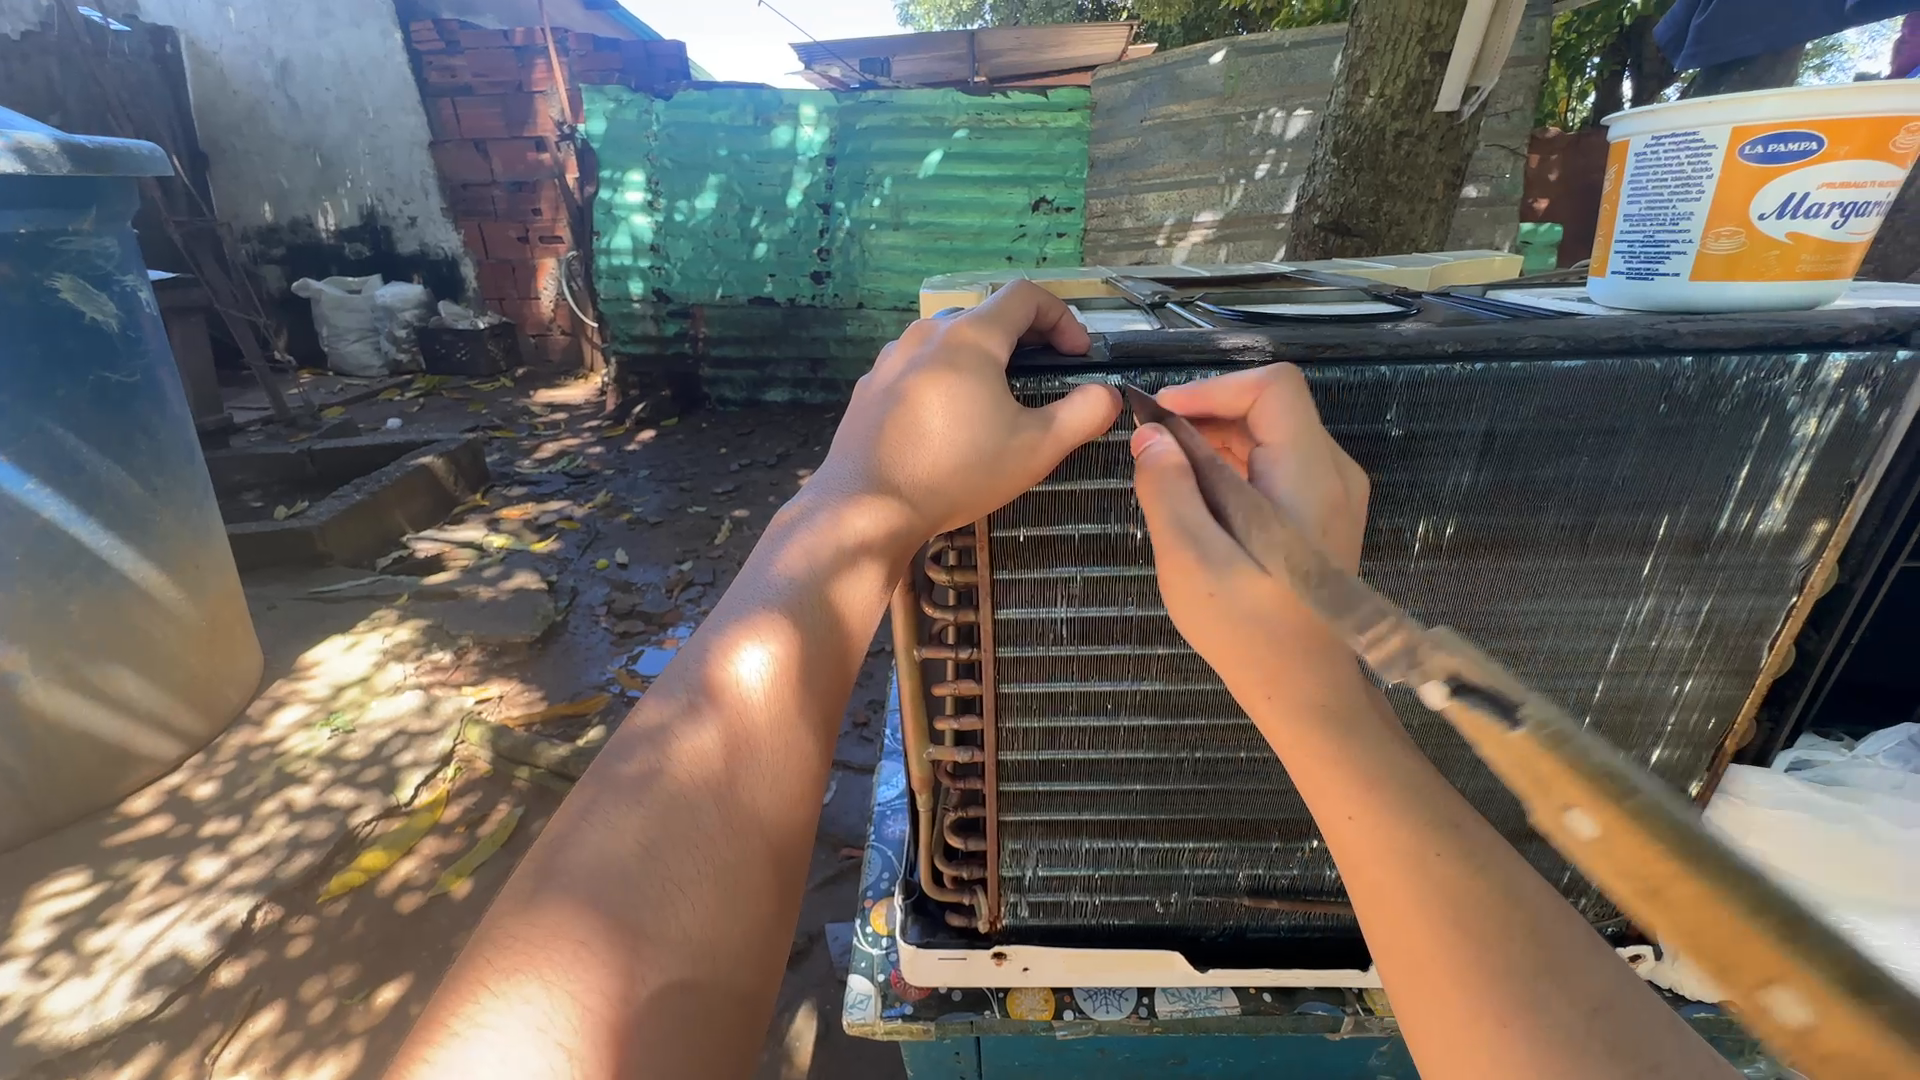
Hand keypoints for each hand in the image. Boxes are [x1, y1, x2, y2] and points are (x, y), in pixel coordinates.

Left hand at [813, 281, 1121, 538]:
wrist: (868, 508)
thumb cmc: (957, 473)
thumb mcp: (1035, 448)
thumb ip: (1083, 414)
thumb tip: (1108, 395)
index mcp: (969, 338)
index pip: (1025, 296)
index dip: (1062, 318)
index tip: (1076, 355)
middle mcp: (925, 335)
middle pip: (984, 316)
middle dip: (1022, 338)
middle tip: (1041, 376)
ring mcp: (889, 360)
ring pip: (946, 342)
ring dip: (980, 359)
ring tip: (993, 401)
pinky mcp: (868, 389)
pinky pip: (915, 369)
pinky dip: (942, 379)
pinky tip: (945, 423)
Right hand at [1130, 363, 1369, 700]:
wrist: (1305, 689)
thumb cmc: (1248, 632)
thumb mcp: (1192, 561)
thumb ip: (1168, 492)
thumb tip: (1150, 436)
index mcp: (1308, 477)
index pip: (1272, 388)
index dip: (1211, 389)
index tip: (1160, 417)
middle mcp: (1331, 473)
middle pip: (1269, 408)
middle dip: (1204, 415)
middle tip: (1151, 447)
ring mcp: (1331, 492)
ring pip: (1269, 434)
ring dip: (1214, 441)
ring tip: (1166, 473)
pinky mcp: (1321, 512)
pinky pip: (1274, 463)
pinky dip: (1231, 465)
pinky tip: (1197, 497)